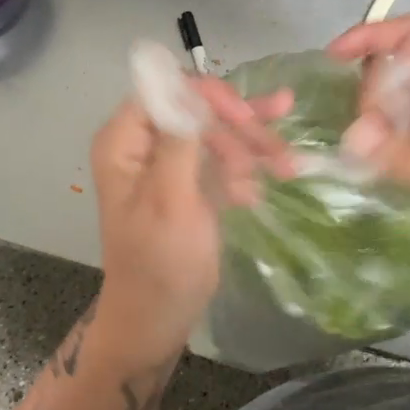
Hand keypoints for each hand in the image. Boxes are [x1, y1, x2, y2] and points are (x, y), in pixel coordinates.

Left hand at [89, 80, 292, 346]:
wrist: (156, 323)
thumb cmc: (160, 265)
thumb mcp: (170, 201)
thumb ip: (178, 142)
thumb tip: (188, 87)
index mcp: (123, 142)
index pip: (167, 91)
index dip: (209, 97)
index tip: (245, 119)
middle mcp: (141, 145)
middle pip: (196, 110)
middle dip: (239, 127)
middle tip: (277, 153)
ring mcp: (164, 165)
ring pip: (213, 133)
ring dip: (250, 147)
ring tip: (286, 167)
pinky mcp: (186, 185)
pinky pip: (218, 160)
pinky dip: (243, 169)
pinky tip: (264, 185)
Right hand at [327, 17, 409, 265]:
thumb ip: (408, 157)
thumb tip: (349, 135)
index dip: (369, 34)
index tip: (331, 59)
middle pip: (392, 72)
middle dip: (366, 97)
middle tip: (365, 144)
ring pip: (395, 107)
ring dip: (373, 128)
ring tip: (368, 168)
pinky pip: (404, 138)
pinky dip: (385, 150)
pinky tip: (379, 180)